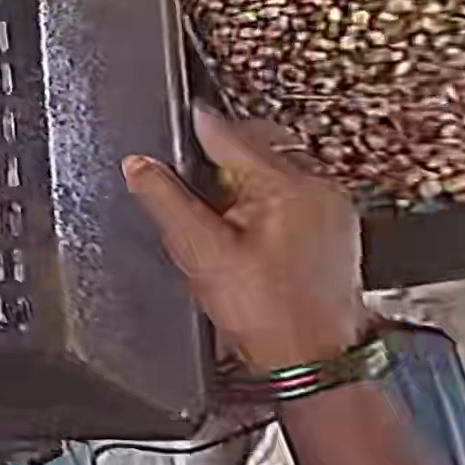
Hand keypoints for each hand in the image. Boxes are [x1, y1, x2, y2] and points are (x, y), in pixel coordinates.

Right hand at [122, 106, 367, 371]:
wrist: (307, 357)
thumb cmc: (262, 305)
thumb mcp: (196, 245)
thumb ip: (163, 196)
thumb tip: (137, 163)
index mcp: (292, 188)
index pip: (230, 136)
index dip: (193, 123)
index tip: (174, 107)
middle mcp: (318, 194)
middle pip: (252, 148)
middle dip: (210, 153)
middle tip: (171, 167)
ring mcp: (326, 213)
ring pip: (264, 172)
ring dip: (227, 177)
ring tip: (196, 203)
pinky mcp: (323, 232)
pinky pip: (276, 194)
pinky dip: (244, 196)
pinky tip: (221, 221)